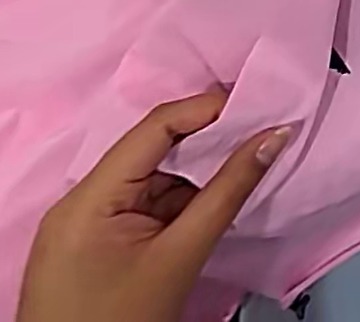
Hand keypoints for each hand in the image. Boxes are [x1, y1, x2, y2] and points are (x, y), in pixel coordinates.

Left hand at [18, 92, 296, 321]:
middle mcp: (81, 200)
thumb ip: (231, 187)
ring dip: (200, 166)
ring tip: (246, 157)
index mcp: (88, 198)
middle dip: (209, 136)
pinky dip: (185, 193)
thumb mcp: (182, 254)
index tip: (256, 104)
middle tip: (259, 126)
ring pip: (156, 171)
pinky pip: (149, 197)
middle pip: (154, 145)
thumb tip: (277, 133)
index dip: (207, 108)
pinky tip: (216, 194)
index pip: (155, 127)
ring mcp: (86, 222)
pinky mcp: (97, 240)